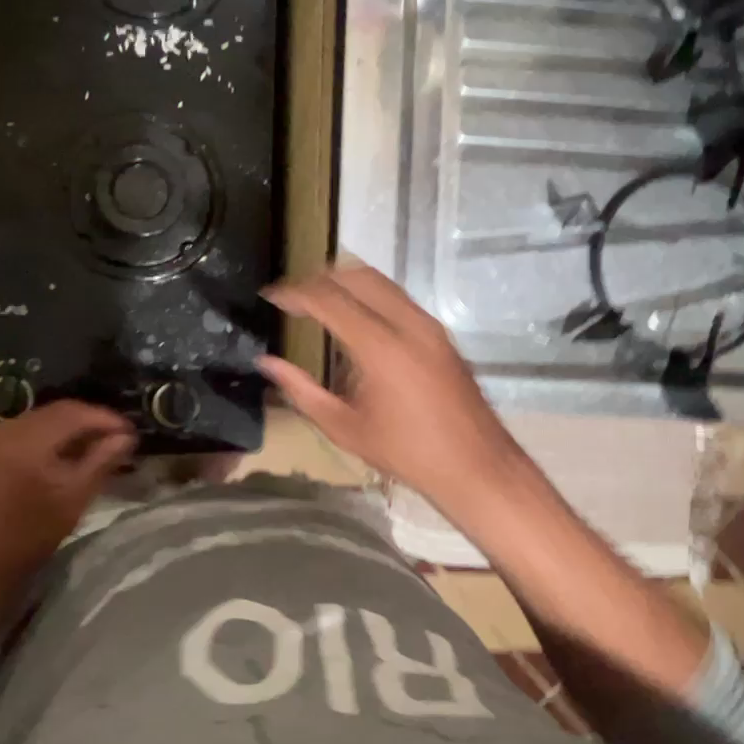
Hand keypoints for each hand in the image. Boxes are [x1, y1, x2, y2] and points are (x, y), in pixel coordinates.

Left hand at [0, 401, 136, 586]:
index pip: (74, 413)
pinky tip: (67, 452)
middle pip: (57, 411)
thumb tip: (127, 436)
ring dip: (70, 427)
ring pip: (42, 418)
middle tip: (118, 437)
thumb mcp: (75, 498)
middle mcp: (7, 428)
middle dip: (89, 421)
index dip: (106, 418)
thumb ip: (102, 461)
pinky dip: (50, 435)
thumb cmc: (31, 535)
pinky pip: (27, 429)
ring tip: (97, 444)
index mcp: (28, 440)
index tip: (131, 431)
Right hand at [259, 267, 525, 514]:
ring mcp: (429, 325)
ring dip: (344, 283)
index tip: (270, 297)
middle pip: (355, 276)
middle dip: (318, 279)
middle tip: (291, 296)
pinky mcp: (440, 333)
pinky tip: (353, 320)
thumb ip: (301, 390)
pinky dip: (368, 295)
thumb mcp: (344, 428)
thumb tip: (267, 363)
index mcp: (380, 347)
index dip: (294, 293)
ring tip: (316, 301)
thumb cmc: (405, 453)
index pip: (328, 299)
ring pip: (380, 281)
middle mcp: (408, 324)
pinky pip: (397, 297)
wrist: (476, 466)